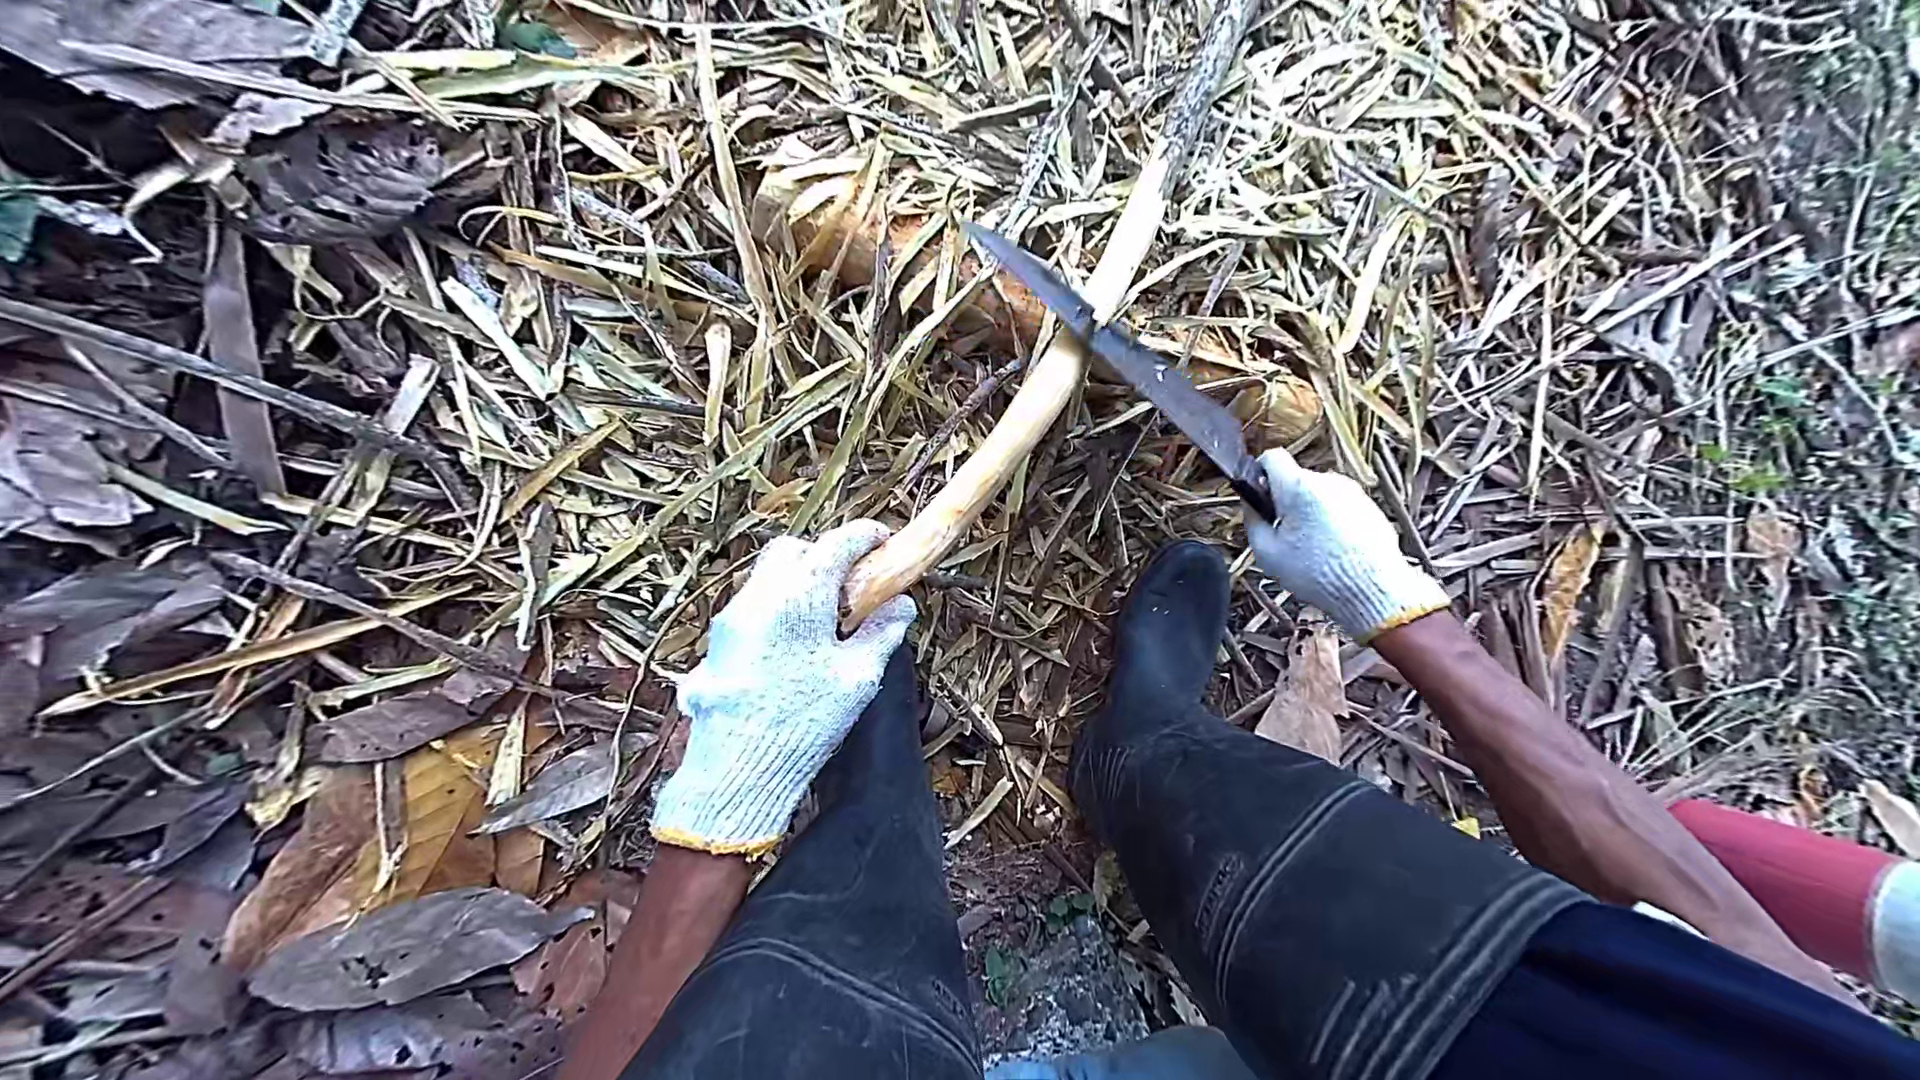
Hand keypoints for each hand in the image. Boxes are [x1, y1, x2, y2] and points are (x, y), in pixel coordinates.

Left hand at [651, 520, 916, 854]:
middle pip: (795, 549)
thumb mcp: (858, 676)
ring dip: (800, 578)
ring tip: (826, 615)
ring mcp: (734, 617)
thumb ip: (883, 631)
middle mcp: (760, 595)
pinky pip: (754, 602)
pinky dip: (779, 603)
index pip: (837, 543)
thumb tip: (901, 605)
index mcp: (800, 596)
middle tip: (853, 582)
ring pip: (769, 574)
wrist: (737, 771)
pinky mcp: (720, 640)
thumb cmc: (805, 722)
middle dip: (826, 554)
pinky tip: (795, 641)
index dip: (866, 536)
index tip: (883, 542)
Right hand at [1246, 449, 1449, 640]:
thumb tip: (1251, 502)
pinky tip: (1331, 548)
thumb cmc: (1316, 574)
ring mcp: (1352, 492)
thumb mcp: (1266, 551)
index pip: (1272, 457)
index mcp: (1299, 487)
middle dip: (1285, 500)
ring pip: (1316, 492)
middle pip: (1294, 479)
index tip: (1259, 496)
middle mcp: (1328, 481)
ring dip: (1307, 511)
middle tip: (1284, 534)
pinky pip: (1337, 505)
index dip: (1259, 474)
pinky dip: (1329, 520)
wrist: (1372, 591)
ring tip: (1311, 546)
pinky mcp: (1369, 505)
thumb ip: (1252, 519)